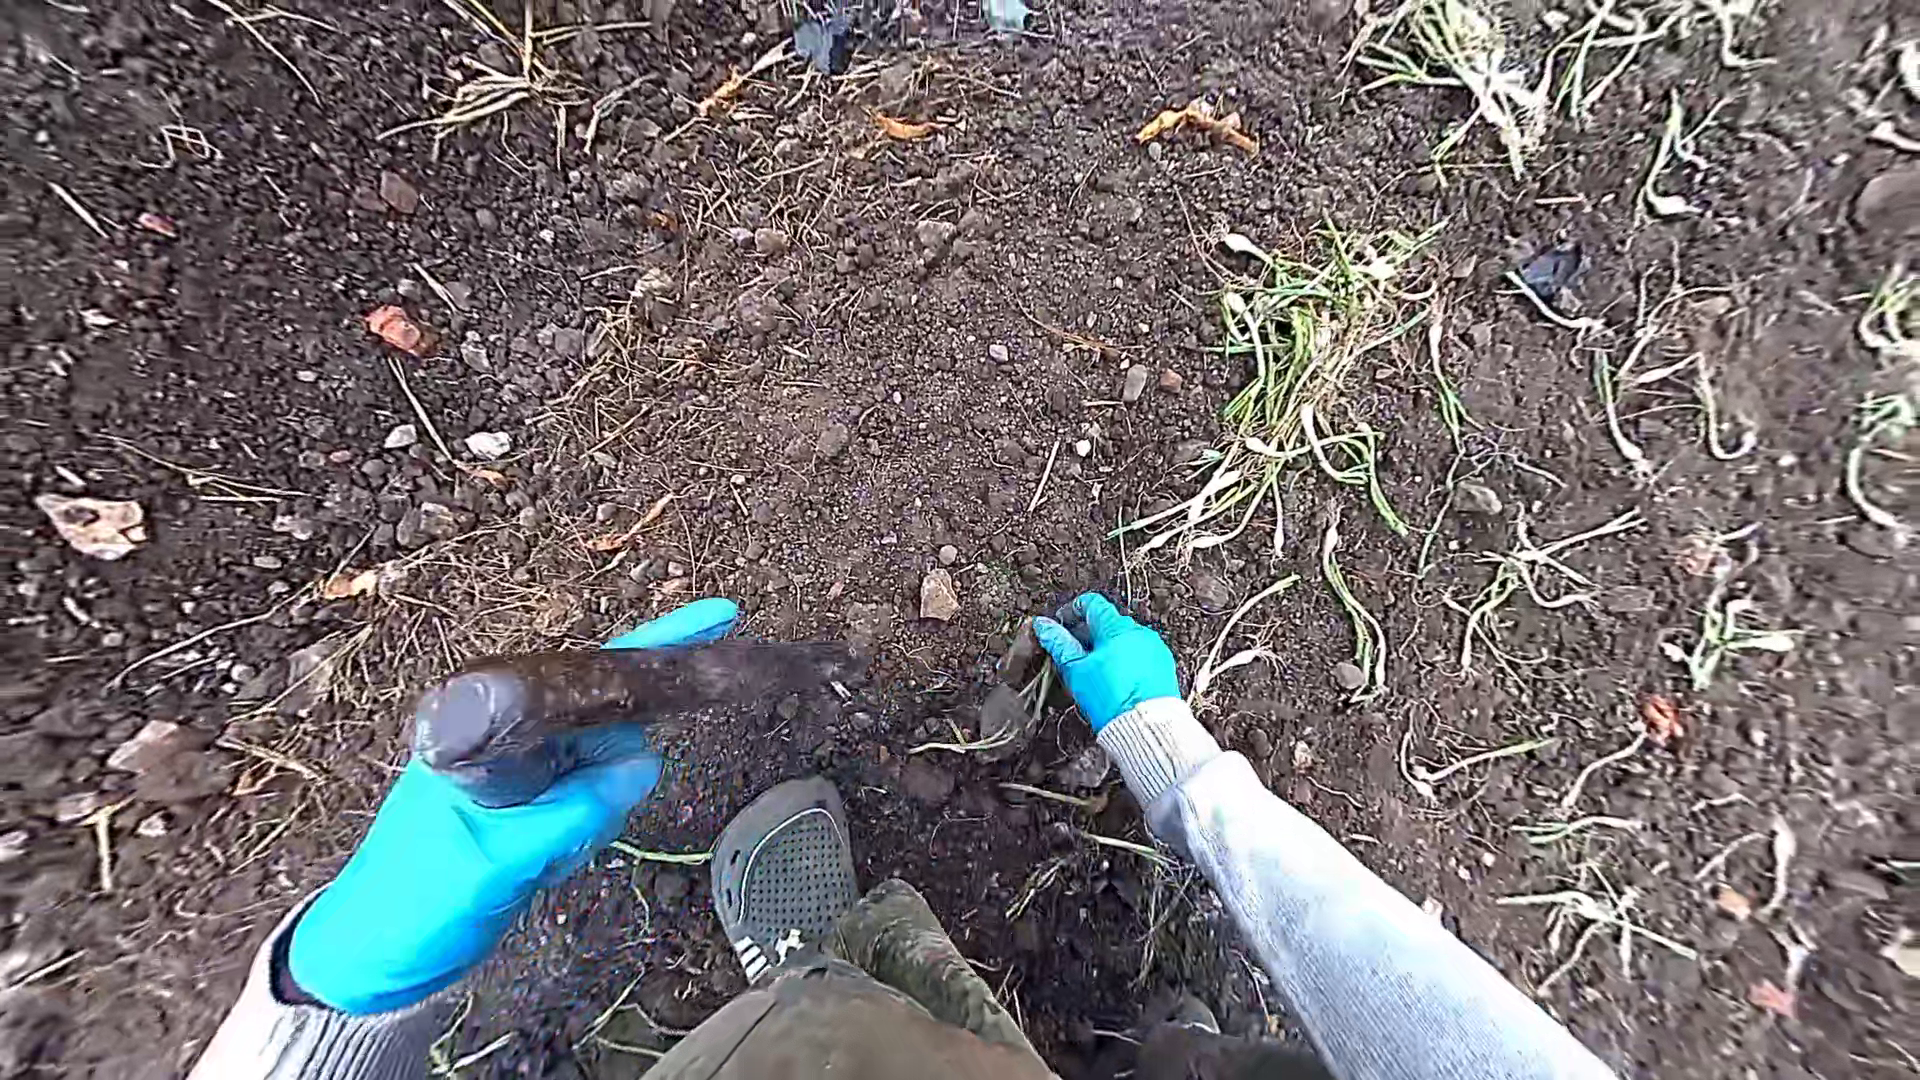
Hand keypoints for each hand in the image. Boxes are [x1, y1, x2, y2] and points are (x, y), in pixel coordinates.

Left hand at [287, 597, 738, 1013]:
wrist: (374, 962)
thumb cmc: (413, 900)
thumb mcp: (492, 860)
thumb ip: (571, 813)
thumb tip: (647, 764)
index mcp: (493, 723)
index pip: (587, 670)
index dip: (656, 642)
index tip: (719, 615)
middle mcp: (524, 731)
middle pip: (612, 713)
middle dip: (622, 755)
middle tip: (582, 810)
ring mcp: (541, 766)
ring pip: (616, 758)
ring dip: (603, 803)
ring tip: (550, 852)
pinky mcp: (553, 797)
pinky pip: (605, 794)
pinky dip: (597, 822)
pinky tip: (555, 858)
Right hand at [1032, 593, 1180, 731]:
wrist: (1147, 729)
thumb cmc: (1112, 701)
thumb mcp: (1077, 670)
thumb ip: (1059, 643)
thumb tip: (1044, 626)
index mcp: (1117, 628)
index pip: (1091, 604)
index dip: (1071, 612)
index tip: (1061, 625)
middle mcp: (1140, 633)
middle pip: (1106, 622)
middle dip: (1085, 634)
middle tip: (1071, 652)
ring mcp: (1154, 649)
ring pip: (1122, 639)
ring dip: (1104, 648)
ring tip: (1091, 670)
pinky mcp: (1163, 666)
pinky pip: (1137, 654)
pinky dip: (1122, 659)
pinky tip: (1111, 679)